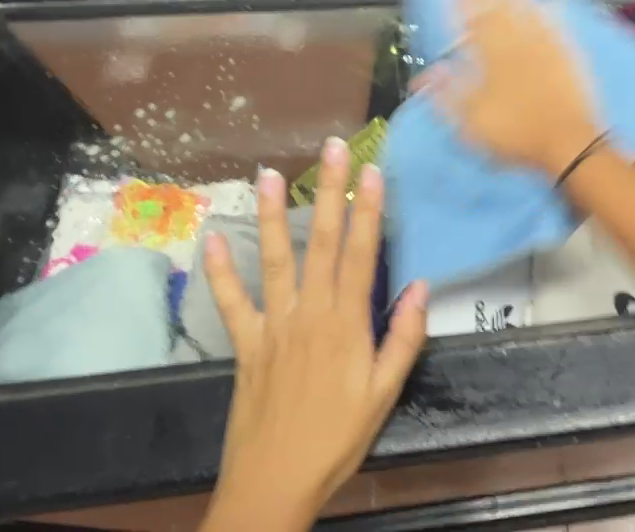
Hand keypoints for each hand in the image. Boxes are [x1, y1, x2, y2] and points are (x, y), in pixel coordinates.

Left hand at [199, 141, 428, 531]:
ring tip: (270, 175)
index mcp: (346, 322)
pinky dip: (220, 272)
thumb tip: (422, 284)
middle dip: (329, 192)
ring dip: (274, 215)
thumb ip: (404, 337)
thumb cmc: (337, 438)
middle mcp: (309, 312)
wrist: (273, 486)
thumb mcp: (385, 393)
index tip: (373, 169)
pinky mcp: (245, 344)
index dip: (368, 209)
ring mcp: (273, 325)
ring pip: (275, 260)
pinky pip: (231, 303)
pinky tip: (212, 239)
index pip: (361, 253)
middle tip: (332, 149)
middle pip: (322, 242)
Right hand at [429, 0, 604, 175]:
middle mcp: (520, 42)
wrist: (569, 143)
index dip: (464, 4)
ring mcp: (548, 44)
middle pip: (501, 8)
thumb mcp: (470, 123)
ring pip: (529, 8)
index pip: (475, 21)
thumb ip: (445, 96)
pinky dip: (546, 8)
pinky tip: (545, 3)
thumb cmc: (517, 135)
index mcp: (493, 56)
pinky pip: (556, 21)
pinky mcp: (569, 52)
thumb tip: (427, 75)